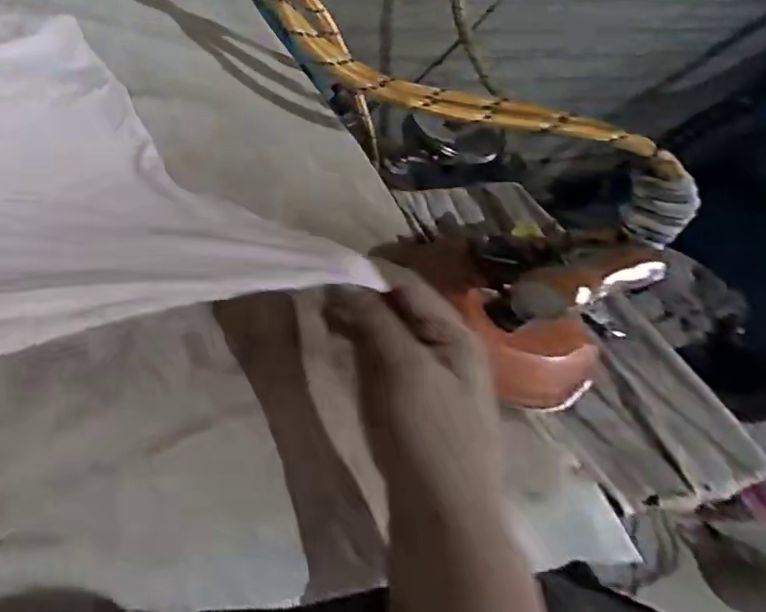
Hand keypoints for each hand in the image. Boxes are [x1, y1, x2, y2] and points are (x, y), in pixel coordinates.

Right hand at [326, 265, 500, 513]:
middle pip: (392, 299)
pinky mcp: (398, 381)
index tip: (323, 260)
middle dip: (354, 287)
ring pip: (379, 319)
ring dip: (349, 308)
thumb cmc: (428, 430)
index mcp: (453, 332)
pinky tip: (326, 326)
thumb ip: (375, 318)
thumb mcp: (403, 367)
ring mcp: (418, 362)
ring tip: (315, 301)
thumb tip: (341, 278)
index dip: (366, 269)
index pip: (405, 282)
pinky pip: (372, 342)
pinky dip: (350, 330)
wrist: (439, 504)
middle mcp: (438, 340)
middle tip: (313, 280)